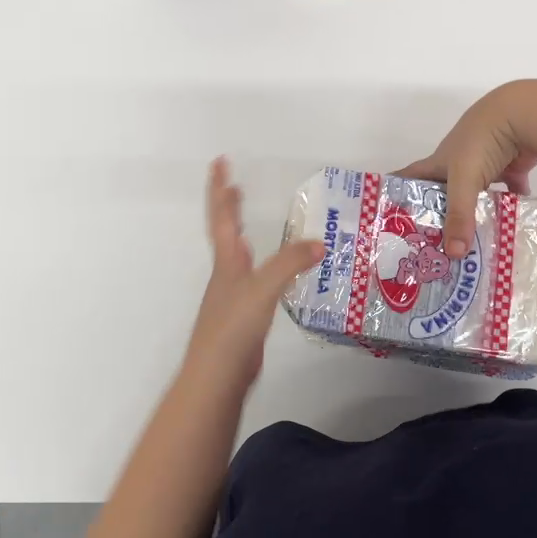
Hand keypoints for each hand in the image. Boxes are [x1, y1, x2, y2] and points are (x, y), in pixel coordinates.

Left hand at [184, 158, 324, 391]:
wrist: (216, 375)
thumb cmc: (233, 327)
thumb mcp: (264, 289)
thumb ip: (290, 264)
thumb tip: (319, 243)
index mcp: (227, 262)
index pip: (222, 218)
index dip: (220, 190)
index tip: (219, 162)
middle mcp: (226, 275)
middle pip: (225, 234)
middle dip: (230, 209)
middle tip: (235, 186)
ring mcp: (232, 297)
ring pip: (237, 257)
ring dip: (242, 235)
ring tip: (252, 223)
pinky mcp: (242, 317)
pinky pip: (252, 280)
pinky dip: (260, 266)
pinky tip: (269, 274)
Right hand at [394, 82, 536, 258]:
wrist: (522, 114)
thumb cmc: (481, 142)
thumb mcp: (464, 179)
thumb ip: (459, 216)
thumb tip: (454, 254)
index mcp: (439, 161)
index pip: (410, 178)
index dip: (396, 193)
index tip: (386, 216)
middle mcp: (459, 163)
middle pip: (443, 193)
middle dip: (439, 216)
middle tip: (432, 245)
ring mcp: (486, 163)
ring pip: (478, 195)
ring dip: (476, 213)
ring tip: (471, 242)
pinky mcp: (511, 166)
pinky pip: (509, 192)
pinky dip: (510, 206)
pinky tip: (509, 227)